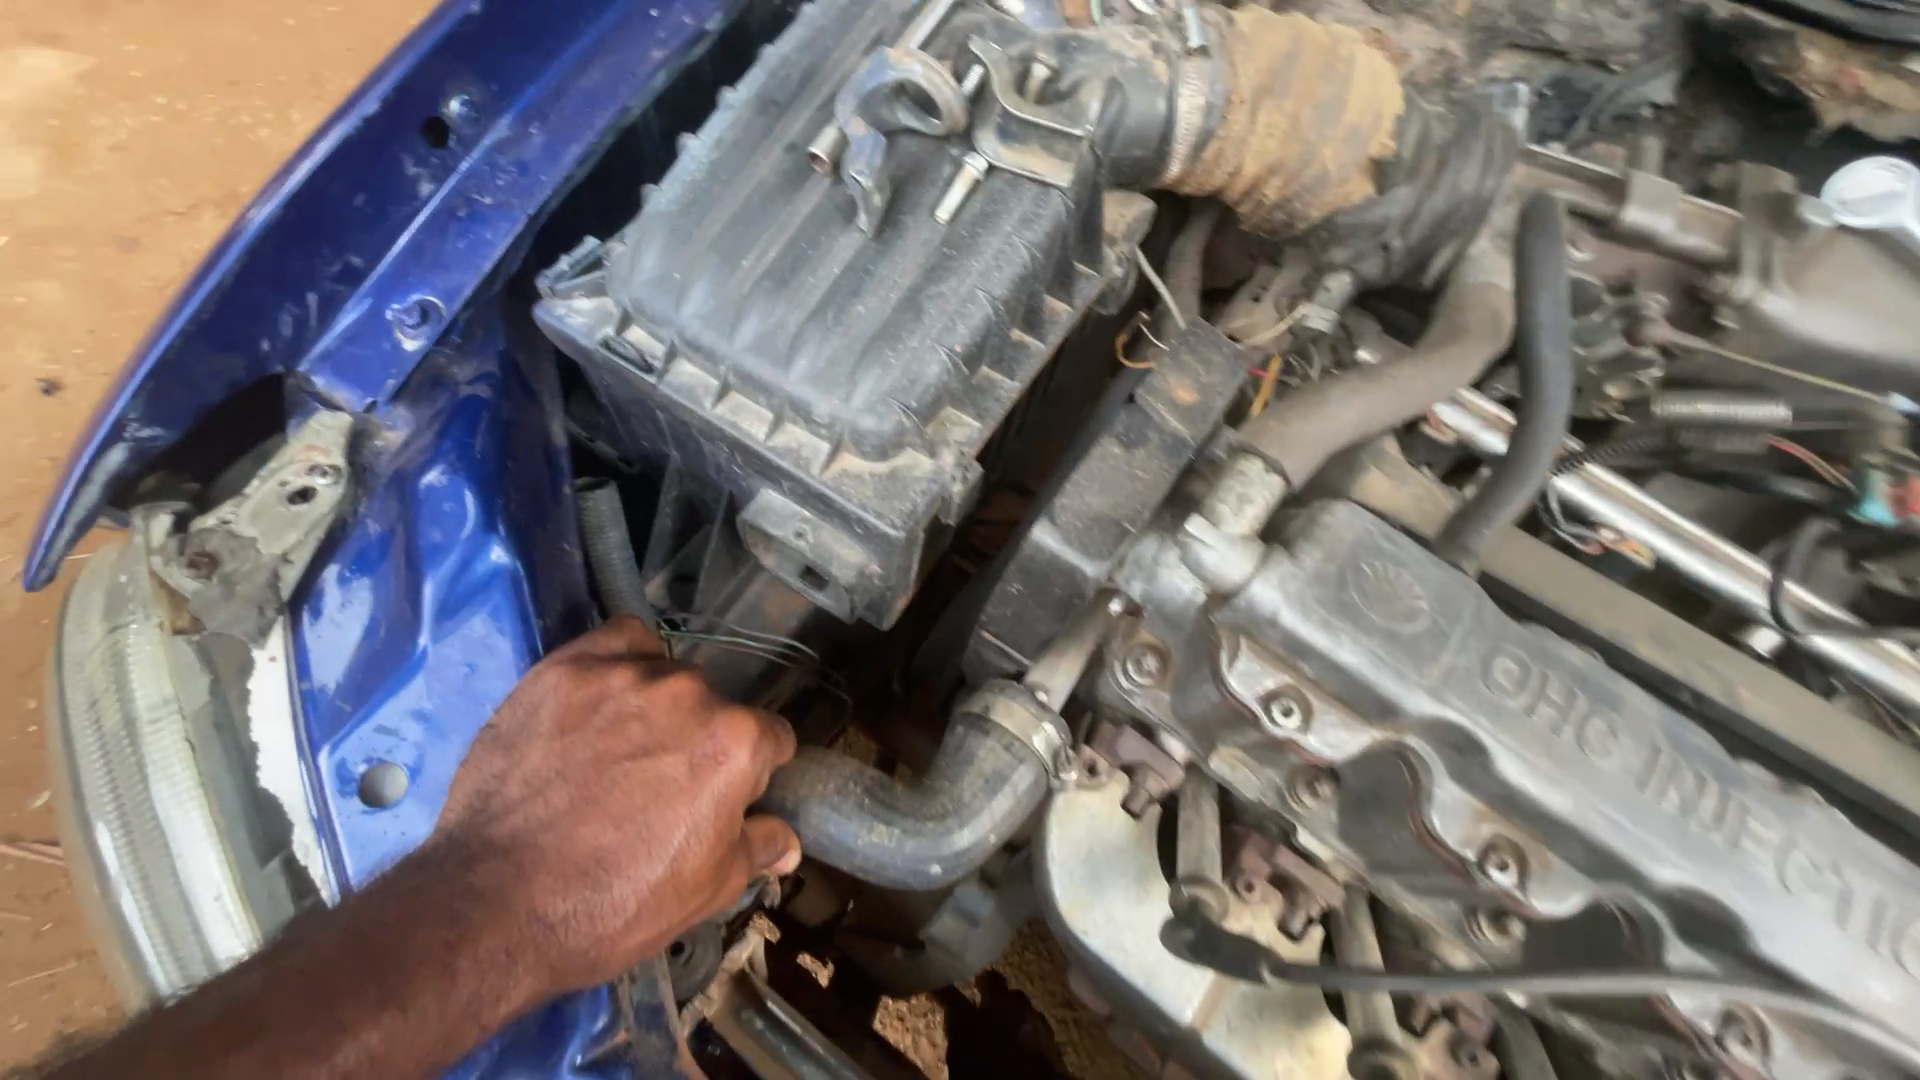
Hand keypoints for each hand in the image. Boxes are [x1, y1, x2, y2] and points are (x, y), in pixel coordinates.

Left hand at [426, 615, 799, 1000]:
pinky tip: (608, 694)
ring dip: (660, 707)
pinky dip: (626, 659)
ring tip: (619, 749)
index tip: (725, 798)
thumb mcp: (707, 890)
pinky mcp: (568, 667)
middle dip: (702, 741)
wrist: (491, 906)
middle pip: (718, 707)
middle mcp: (693, 692)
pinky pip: (620, 640)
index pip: (773, 739)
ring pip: (670, 675)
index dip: (754, 773)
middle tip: (661, 786)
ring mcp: (628, 674)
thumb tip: (790, 841)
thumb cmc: (614, 905)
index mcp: (736, 743)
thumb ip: (758, 847)